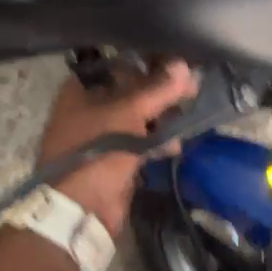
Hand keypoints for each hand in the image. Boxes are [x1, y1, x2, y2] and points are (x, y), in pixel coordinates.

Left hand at [37, 62, 197, 235]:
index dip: (147, 62)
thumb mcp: (129, 114)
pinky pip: (140, 142)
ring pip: (138, 117)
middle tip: (191, 87)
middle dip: (160, 91)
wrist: (81, 210)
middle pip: (131, 91)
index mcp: (81, 91)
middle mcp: (88, 108)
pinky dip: (157, 140)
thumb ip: (159, 90)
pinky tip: (176, 142)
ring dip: (162, 117)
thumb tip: (186, 66)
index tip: (177, 60)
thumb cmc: (98, 150)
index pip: (118, 64)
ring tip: (189, 113)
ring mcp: (102, 136)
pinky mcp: (115, 159)